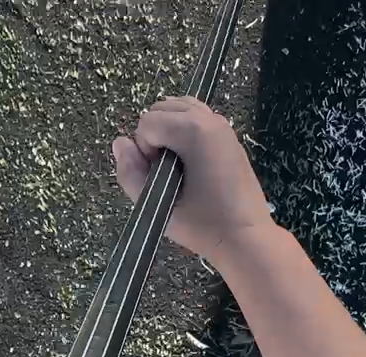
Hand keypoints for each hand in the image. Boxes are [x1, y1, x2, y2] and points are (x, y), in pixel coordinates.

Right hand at [112, 96, 274, 265]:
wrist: (246, 238)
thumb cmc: (204, 227)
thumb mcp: (158, 205)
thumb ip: (131, 174)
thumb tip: (120, 143)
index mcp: (193, 131)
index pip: (147, 123)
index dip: (144, 152)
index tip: (159, 179)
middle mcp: (209, 119)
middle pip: (162, 108)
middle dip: (155, 136)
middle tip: (166, 174)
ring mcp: (222, 125)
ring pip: (180, 109)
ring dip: (169, 132)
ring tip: (176, 168)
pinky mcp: (228, 136)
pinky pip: (197, 119)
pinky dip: (185, 132)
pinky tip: (190, 164)